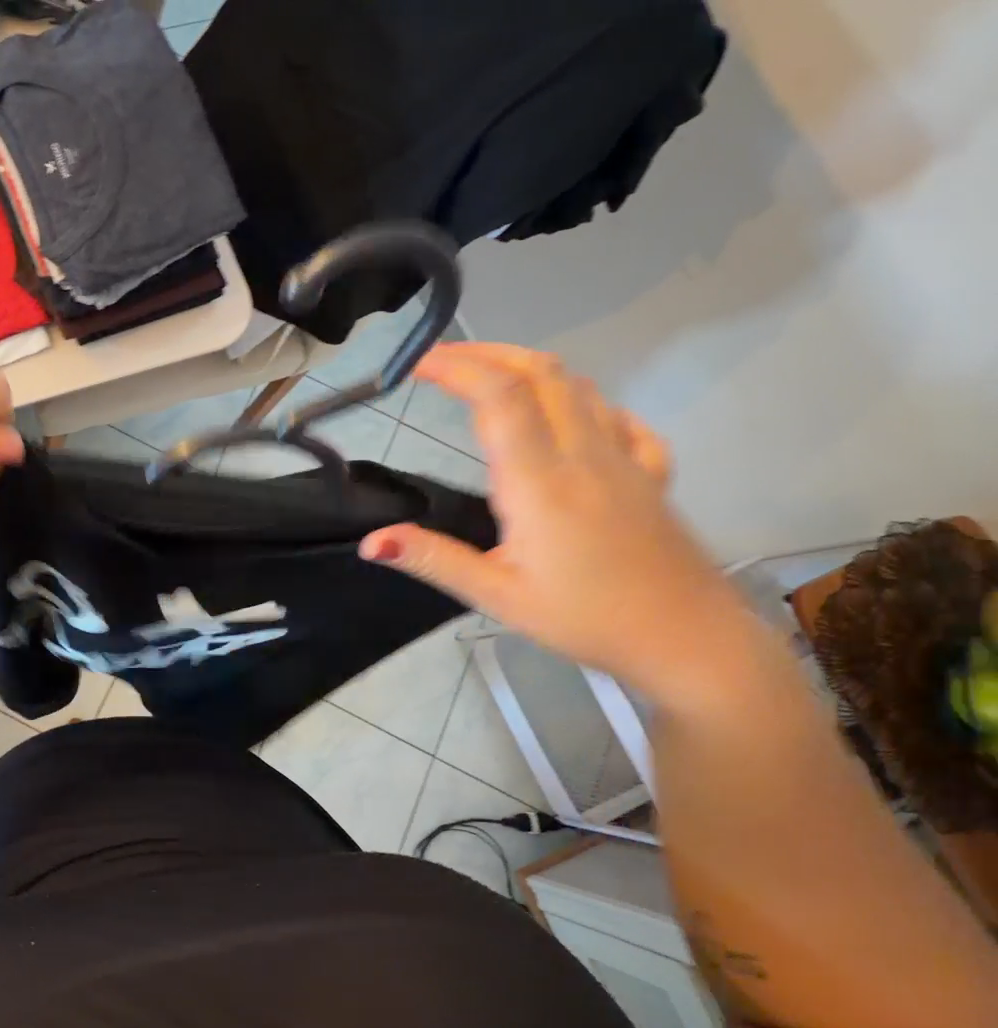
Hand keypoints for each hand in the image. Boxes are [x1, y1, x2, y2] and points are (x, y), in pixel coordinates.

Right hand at [360, 343, 746, 691]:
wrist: (690, 641)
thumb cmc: (586, 620)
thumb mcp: (497, 596)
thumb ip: (432, 560)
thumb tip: (369, 541)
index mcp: (541, 482)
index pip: (500, 398)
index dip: (457, 368)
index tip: (417, 364)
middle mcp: (584, 456)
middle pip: (542, 373)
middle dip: (488, 353)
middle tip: (442, 360)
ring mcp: (624, 460)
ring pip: (579, 386)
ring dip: (529, 368)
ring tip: (488, 377)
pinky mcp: (650, 475)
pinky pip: (618, 418)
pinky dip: (582, 401)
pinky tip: (566, 416)